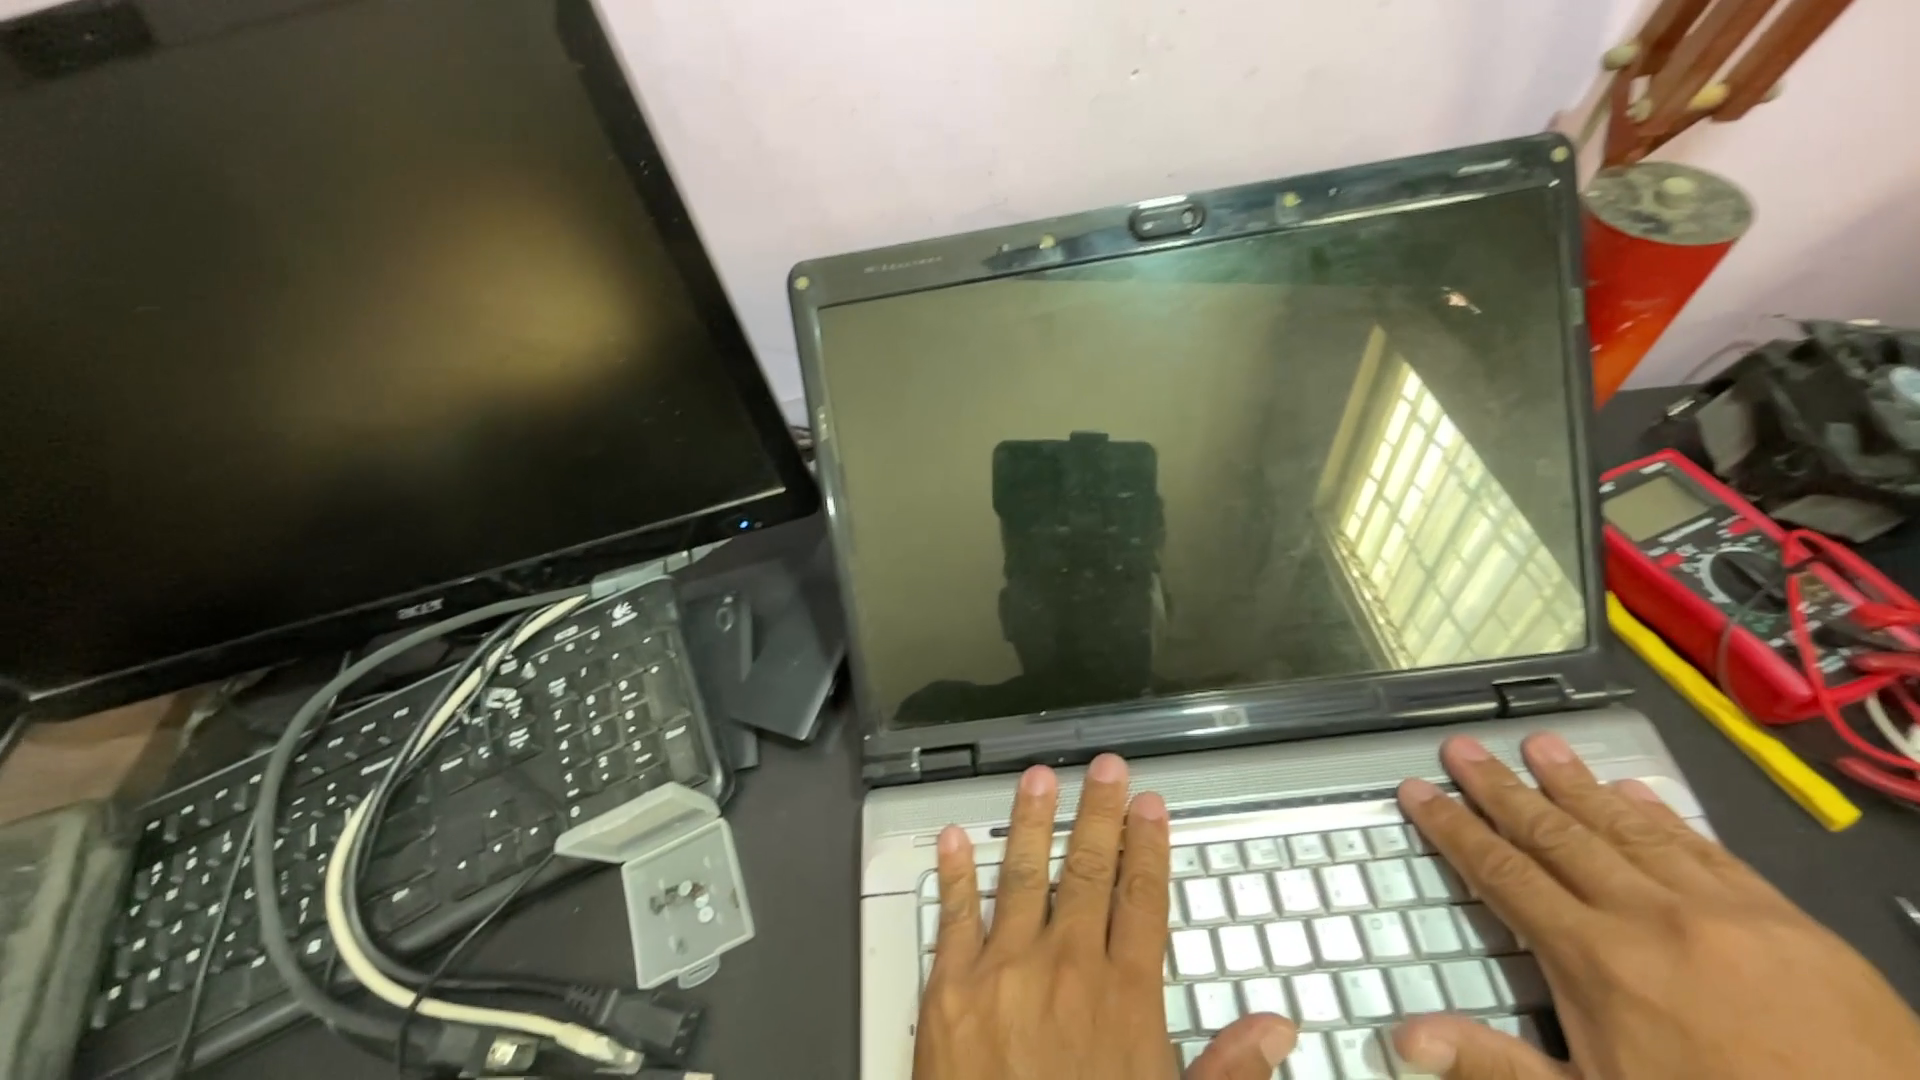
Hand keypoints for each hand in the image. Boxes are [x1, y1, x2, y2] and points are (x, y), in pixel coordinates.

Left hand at [913, 753, 1294, 1079]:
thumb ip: (1227, 1070)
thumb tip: (1279, 1026)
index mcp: (1122, 996)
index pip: (1142, 899)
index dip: (1148, 847)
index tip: (1149, 806)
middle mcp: (1066, 967)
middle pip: (1087, 871)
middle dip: (1098, 814)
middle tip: (1105, 768)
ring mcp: (1005, 969)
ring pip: (1022, 875)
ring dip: (1031, 822)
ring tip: (1038, 778)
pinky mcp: (952, 987)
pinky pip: (954, 916)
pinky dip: (953, 873)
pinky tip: (952, 837)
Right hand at [1393, 733, 1919, 1078]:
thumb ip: (1496, 1064)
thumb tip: (1403, 1037)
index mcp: (1597, 961)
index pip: (1503, 874)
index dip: (1454, 828)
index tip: (1418, 790)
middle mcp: (1650, 917)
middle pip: (1555, 834)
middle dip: (1500, 788)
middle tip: (1462, 748)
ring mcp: (1724, 912)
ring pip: (1628, 828)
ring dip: (1576, 783)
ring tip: (1539, 745)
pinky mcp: (1790, 921)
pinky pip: (1709, 850)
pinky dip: (1664, 816)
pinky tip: (1637, 793)